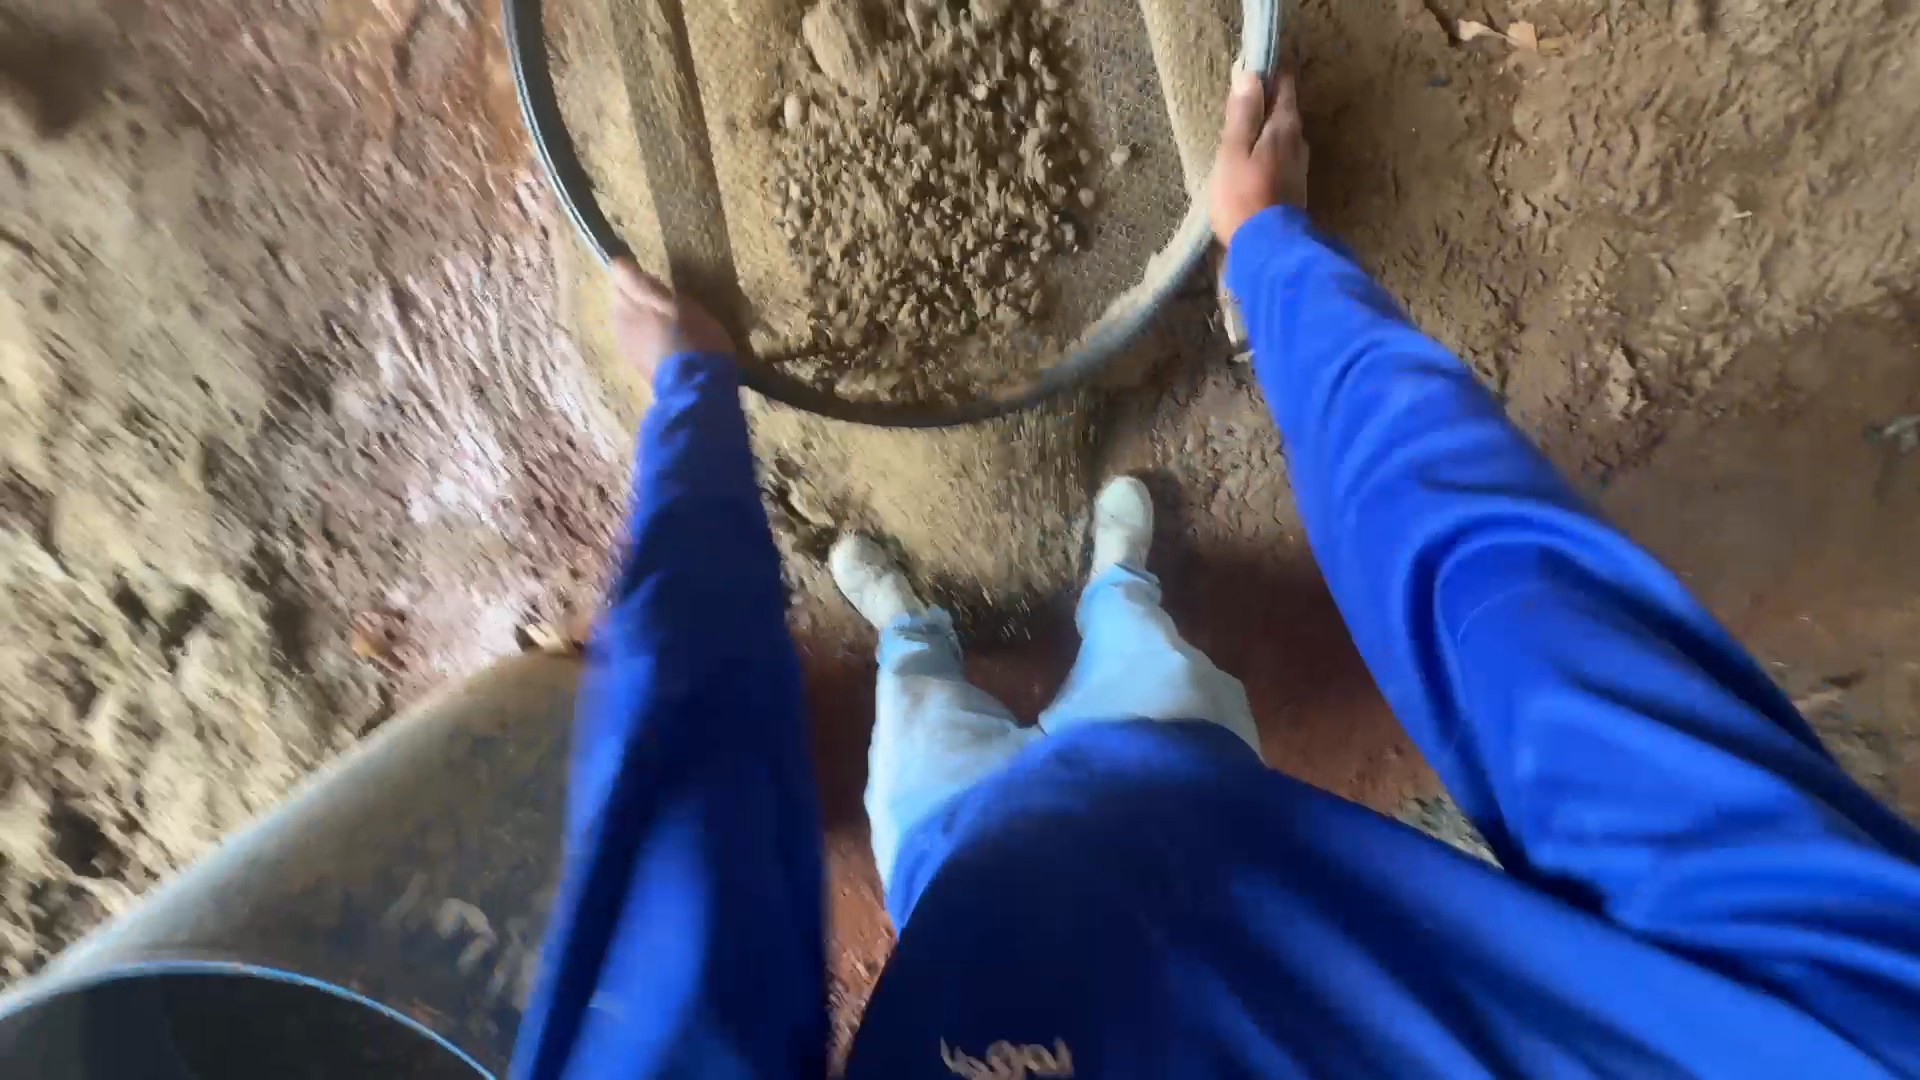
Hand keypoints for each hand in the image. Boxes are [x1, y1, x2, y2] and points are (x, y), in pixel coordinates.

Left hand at [610, 257, 734, 383]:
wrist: (694, 389)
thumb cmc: (696, 341)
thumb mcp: (684, 305)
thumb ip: (656, 289)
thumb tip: (635, 274)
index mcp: (631, 298)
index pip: (620, 270)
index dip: (636, 271)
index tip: (656, 280)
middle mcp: (619, 316)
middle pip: (622, 295)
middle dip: (639, 297)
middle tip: (668, 306)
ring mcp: (624, 342)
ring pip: (627, 318)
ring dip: (643, 319)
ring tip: (670, 330)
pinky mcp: (633, 363)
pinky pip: (636, 340)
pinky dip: (647, 339)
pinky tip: (668, 349)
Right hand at [1208, 69, 1310, 245]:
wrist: (1266, 249)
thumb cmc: (1243, 198)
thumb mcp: (1233, 153)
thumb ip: (1241, 115)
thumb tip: (1249, 74)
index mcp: (1285, 126)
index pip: (1284, 83)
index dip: (1266, 75)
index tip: (1245, 79)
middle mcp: (1299, 141)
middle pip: (1284, 111)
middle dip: (1264, 107)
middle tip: (1238, 114)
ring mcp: (1300, 168)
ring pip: (1283, 139)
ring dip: (1265, 136)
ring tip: (1242, 144)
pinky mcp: (1294, 191)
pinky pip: (1281, 162)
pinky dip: (1268, 158)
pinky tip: (1253, 170)